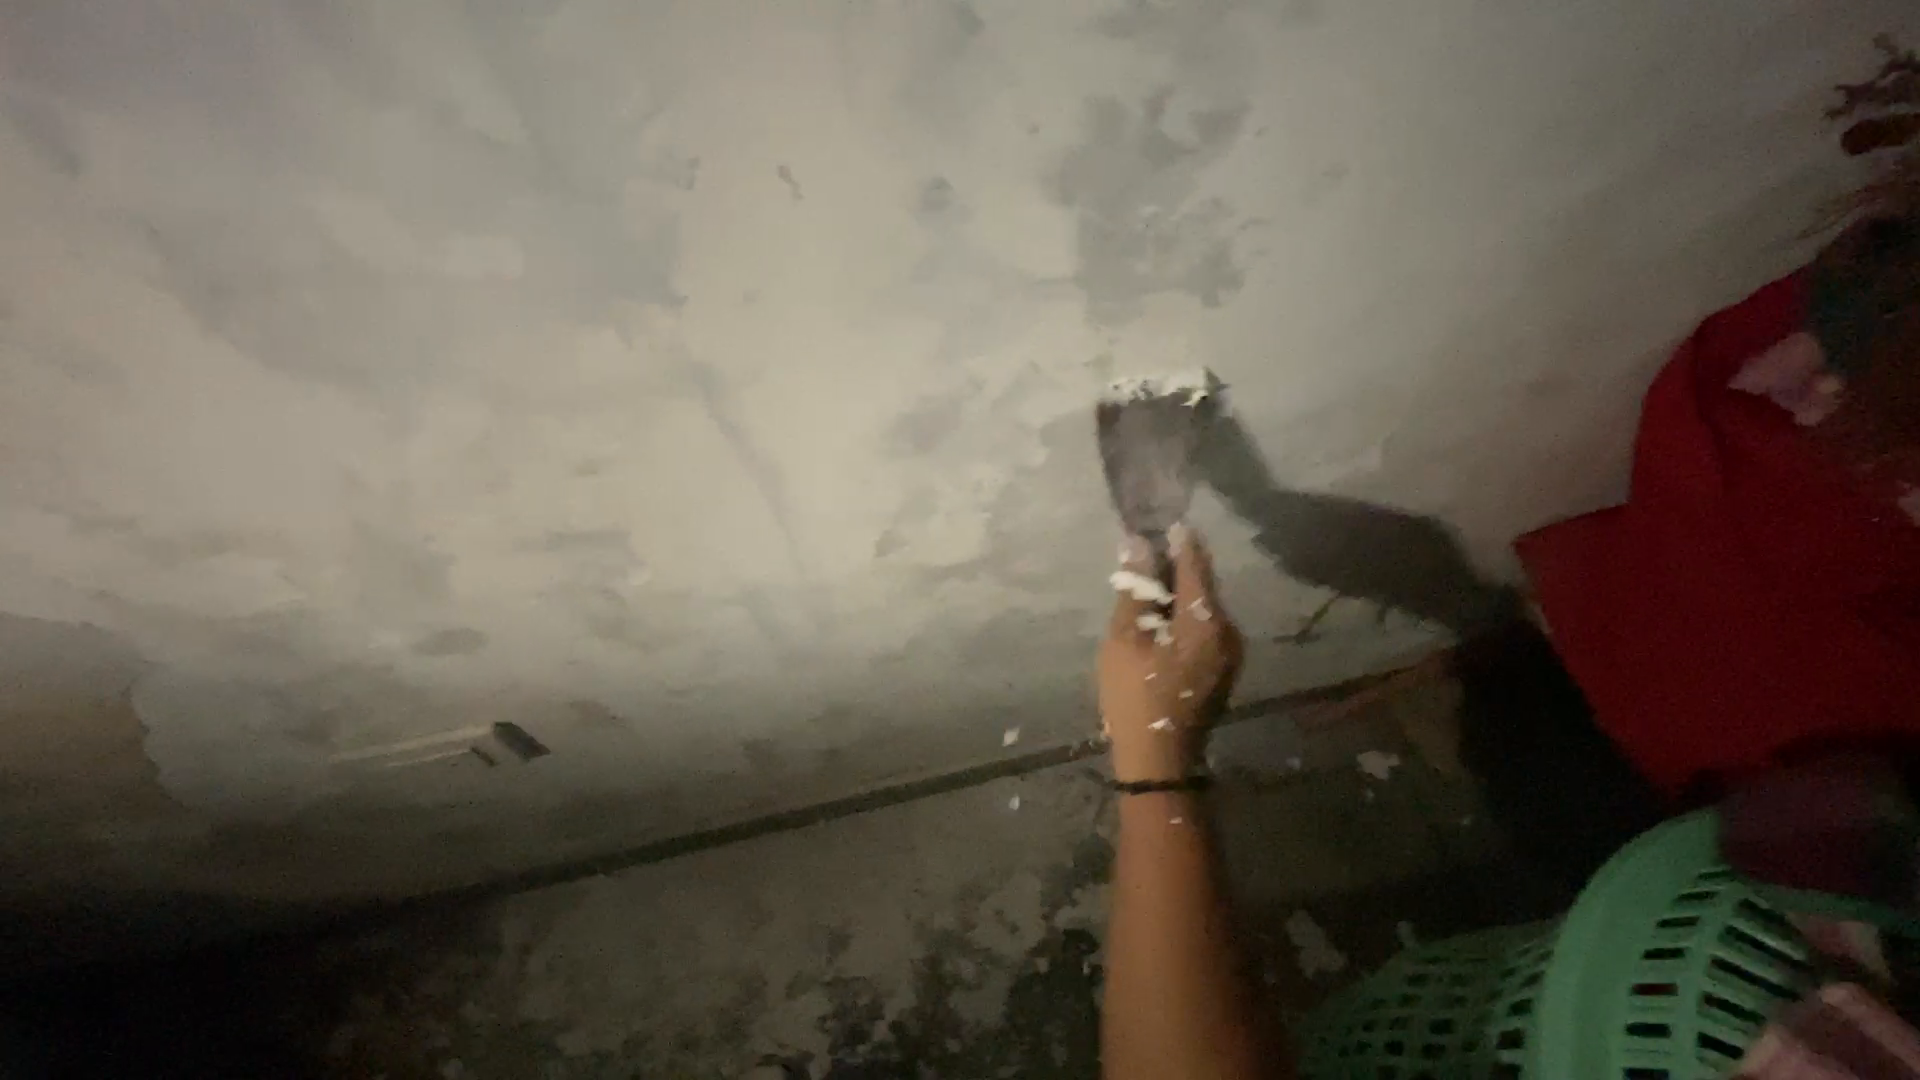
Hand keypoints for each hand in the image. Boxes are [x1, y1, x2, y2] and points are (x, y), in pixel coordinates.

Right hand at [1099, 526, 1242, 782]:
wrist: (1160, 759)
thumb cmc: (1136, 695)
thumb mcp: (1125, 639)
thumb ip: (1135, 589)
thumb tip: (1137, 545)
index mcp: (1206, 621)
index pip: (1195, 564)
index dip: (1179, 540)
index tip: (1162, 520)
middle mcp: (1228, 631)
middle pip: (1202, 586)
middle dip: (1175, 567)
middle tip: (1145, 554)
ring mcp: (1230, 653)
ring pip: (1204, 608)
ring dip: (1178, 594)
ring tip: (1147, 587)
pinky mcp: (1223, 669)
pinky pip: (1205, 628)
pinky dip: (1184, 617)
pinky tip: (1160, 621)